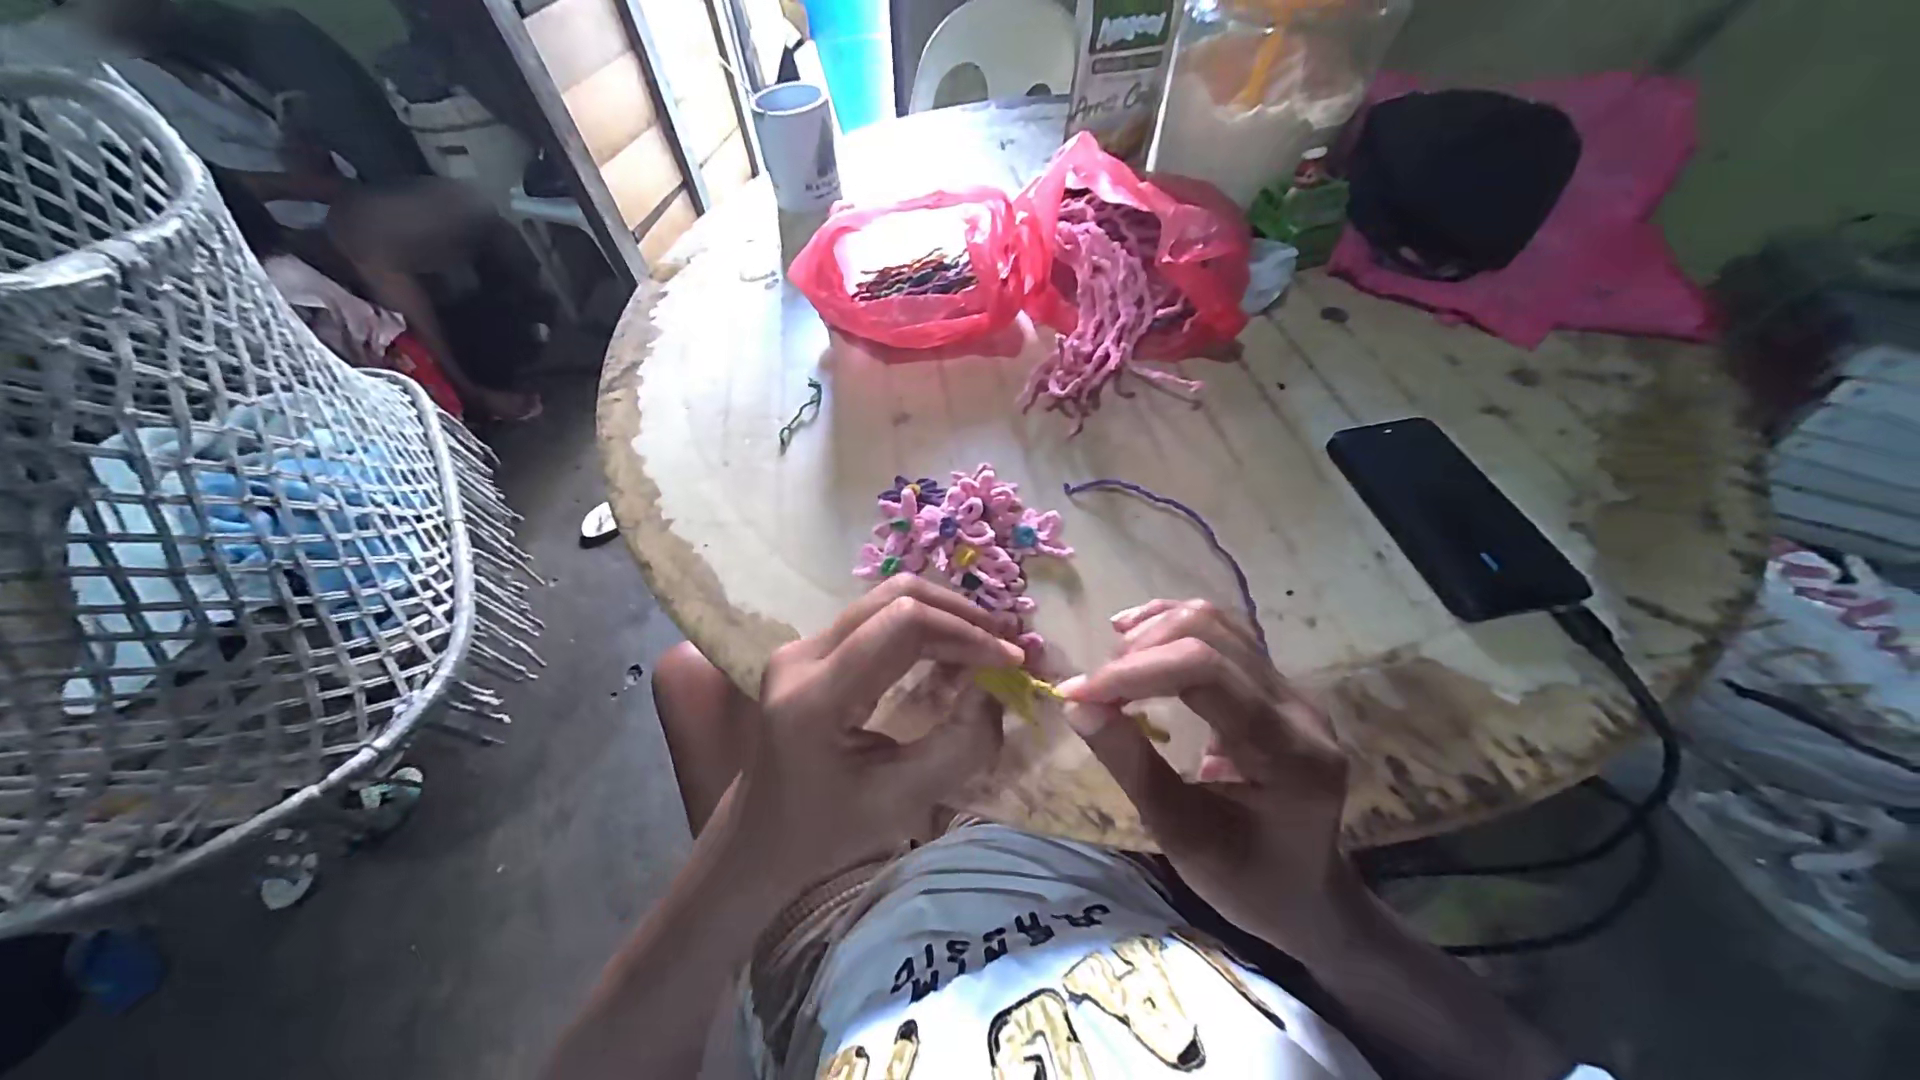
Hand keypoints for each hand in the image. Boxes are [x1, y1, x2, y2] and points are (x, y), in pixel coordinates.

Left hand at [731, 575, 1024, 889]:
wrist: (764, 838)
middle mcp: (801, 657)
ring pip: (885, 600)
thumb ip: (960, 743)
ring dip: (942, 616)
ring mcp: (800, 649)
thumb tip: (997, 683)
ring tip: (984, 646)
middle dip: (958, 615)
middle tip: (1004, 643)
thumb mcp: (904, 799)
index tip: (1009, 660)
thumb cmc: (830, 832)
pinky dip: (921, 628)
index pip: (902, 626)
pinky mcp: (809, 652)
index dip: (964, 633)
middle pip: (893, 598)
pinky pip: (874, 619)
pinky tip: (949, 655)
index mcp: (815, 697)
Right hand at [1056, 599, 1356, 954]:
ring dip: (1152, 633)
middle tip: (1094, 691)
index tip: (1079, 694)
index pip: (1206, 672)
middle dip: (1139, 652)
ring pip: (1216, 623)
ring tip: (1110, 667)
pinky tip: (1135, 638)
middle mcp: (1298, 706)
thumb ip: (1130, 763)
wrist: (1306, 896)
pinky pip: (1221, 635)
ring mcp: (1291, 691)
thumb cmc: (1245, 880)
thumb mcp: (1180, 834)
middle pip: (1210, 634)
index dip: (1135, 672)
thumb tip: (1075, 705)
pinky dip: (1170, 629)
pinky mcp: (1273, 687)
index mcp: (1288, 751)